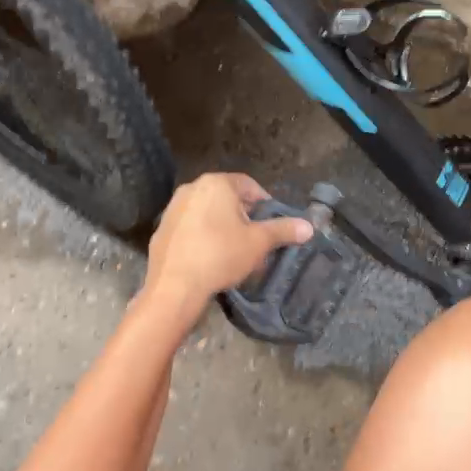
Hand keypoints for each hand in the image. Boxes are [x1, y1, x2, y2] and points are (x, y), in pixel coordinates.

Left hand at [143, 173, 312, 319]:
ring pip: (208, 212)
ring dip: (223, 226)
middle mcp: (192, 188)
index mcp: (217, 184)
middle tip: (255, 238)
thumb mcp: (259, 242)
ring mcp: (173, 209)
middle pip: (227, 198)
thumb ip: (283, 230)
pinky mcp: (161, 230)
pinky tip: (210, 258)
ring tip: (234, 251)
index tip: (272, 223)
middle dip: (244, 216)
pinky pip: (190, 227)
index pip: (249, 185)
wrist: (173, 286)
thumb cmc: (220, 255)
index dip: (264, 203)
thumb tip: (309, 226)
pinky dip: (203, 236)